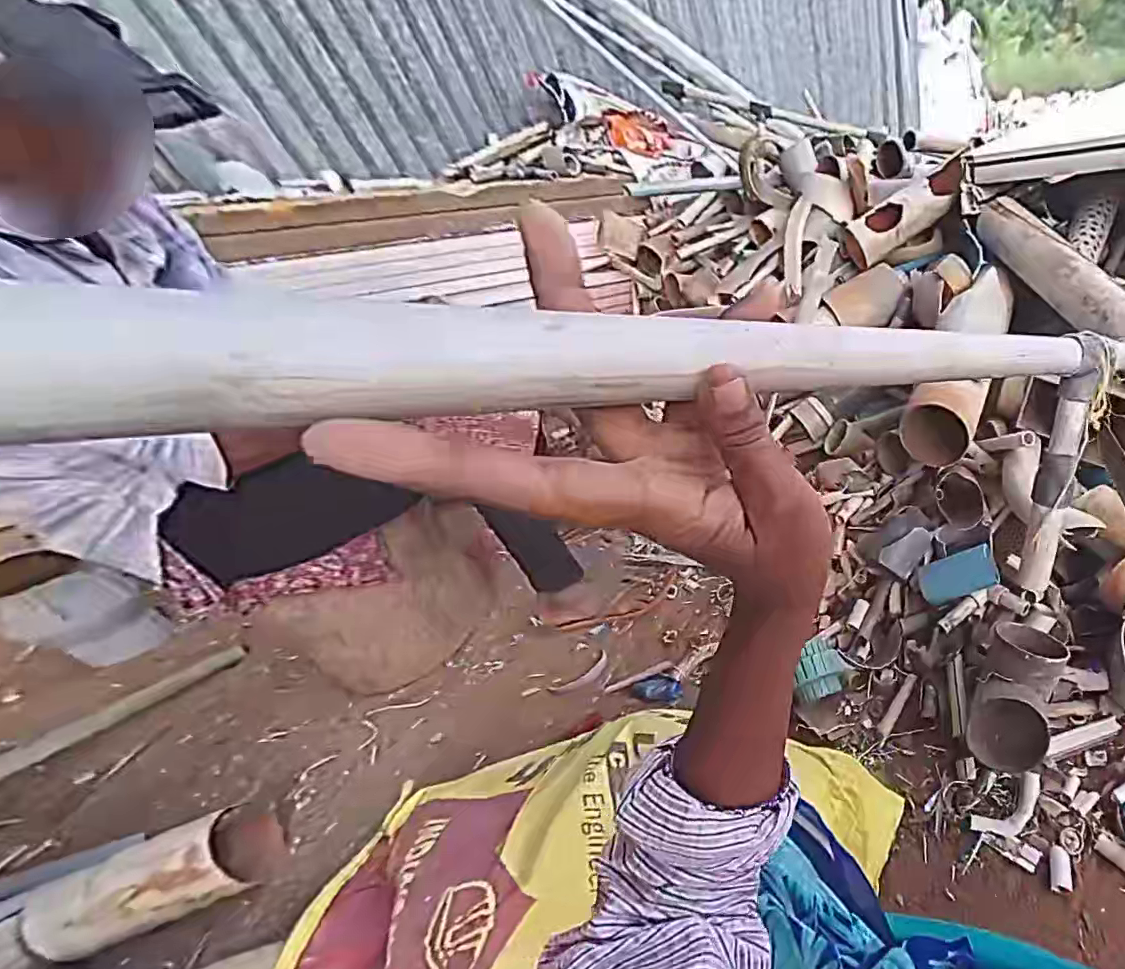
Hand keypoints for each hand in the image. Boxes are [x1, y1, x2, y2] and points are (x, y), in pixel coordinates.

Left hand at [298, 204, 832, 616]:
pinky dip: (724, 342)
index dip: (438, 463)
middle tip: (539, 232)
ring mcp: (661, 446)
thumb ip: (747, 445)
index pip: (527, 483)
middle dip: (558, 314)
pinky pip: (693, 377)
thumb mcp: (778, 510)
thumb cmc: (781, 561)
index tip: (335, 438)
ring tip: (713, 281)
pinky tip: (759, 313)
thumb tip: (718, 374)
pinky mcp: (693, 433)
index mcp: (640, 500)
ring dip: (650, 315)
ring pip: (629, 371)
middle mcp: (633, 466)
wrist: (789, 580)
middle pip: (573, 388)